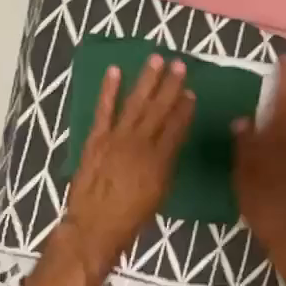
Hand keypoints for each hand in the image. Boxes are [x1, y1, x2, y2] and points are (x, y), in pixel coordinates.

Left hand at [57, 55, 194, 277]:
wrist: (94, 226)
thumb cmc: (131, 218)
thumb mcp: (159, 193)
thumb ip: (165, 166)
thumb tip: (170, 145)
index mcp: (160, 160)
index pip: (176, 127)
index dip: (184, 109)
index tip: (191, 92)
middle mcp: (140, 143)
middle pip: (159, 109)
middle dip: (170, 86)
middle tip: (180, 64)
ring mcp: (116, 138)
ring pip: (135, 103)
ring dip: (146, 80)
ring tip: (156, 59)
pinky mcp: (96, 138)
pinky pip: (104, 109)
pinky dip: (109, 90)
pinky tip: (115, 71)